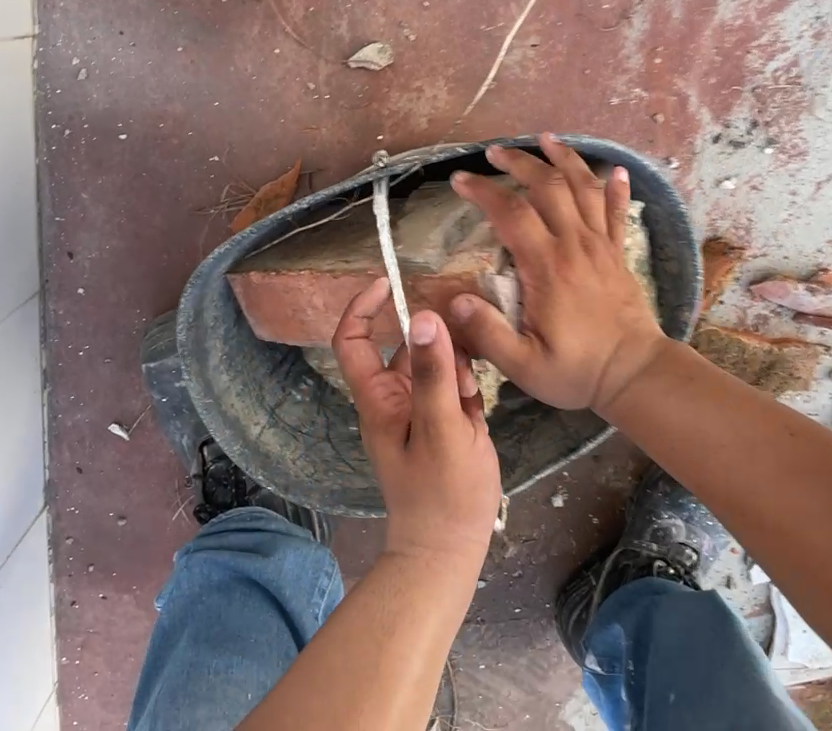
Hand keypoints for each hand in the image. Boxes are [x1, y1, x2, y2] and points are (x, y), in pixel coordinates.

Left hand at [334, 277, 502, 564]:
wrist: (449, 549)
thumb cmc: (441, 493)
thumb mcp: (442, 428)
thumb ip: (433, 373)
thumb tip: (424, 316)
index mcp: (379, 398)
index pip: (352, 340)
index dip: (363, 307)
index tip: (391, 283)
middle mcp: (394, 398)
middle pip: (409, 346)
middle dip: (438, 345)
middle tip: (464, 366)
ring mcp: (419, 411)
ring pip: (437, 364)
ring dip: (459, 368)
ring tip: (474, 396)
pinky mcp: (442, 423)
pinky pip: (454, 387)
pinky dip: (468, 389)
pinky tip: (479, 411)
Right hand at [446, 133, 669, 412]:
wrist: (636, 376)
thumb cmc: (577, 372)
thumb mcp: (524, 366)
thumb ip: (488, 334)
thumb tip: (454, 301)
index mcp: (548, 267)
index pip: (511, 213)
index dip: (484, 191)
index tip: (460, 180)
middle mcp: (575, 245)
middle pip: (548, 186)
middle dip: (519, 162)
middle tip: (494, 151)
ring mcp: (601, 246)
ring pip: (584, 188)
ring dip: (564, 159)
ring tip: (545, 140)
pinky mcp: (618, 254)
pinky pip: (618, 211)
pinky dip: (614, 188)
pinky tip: (613, 170)